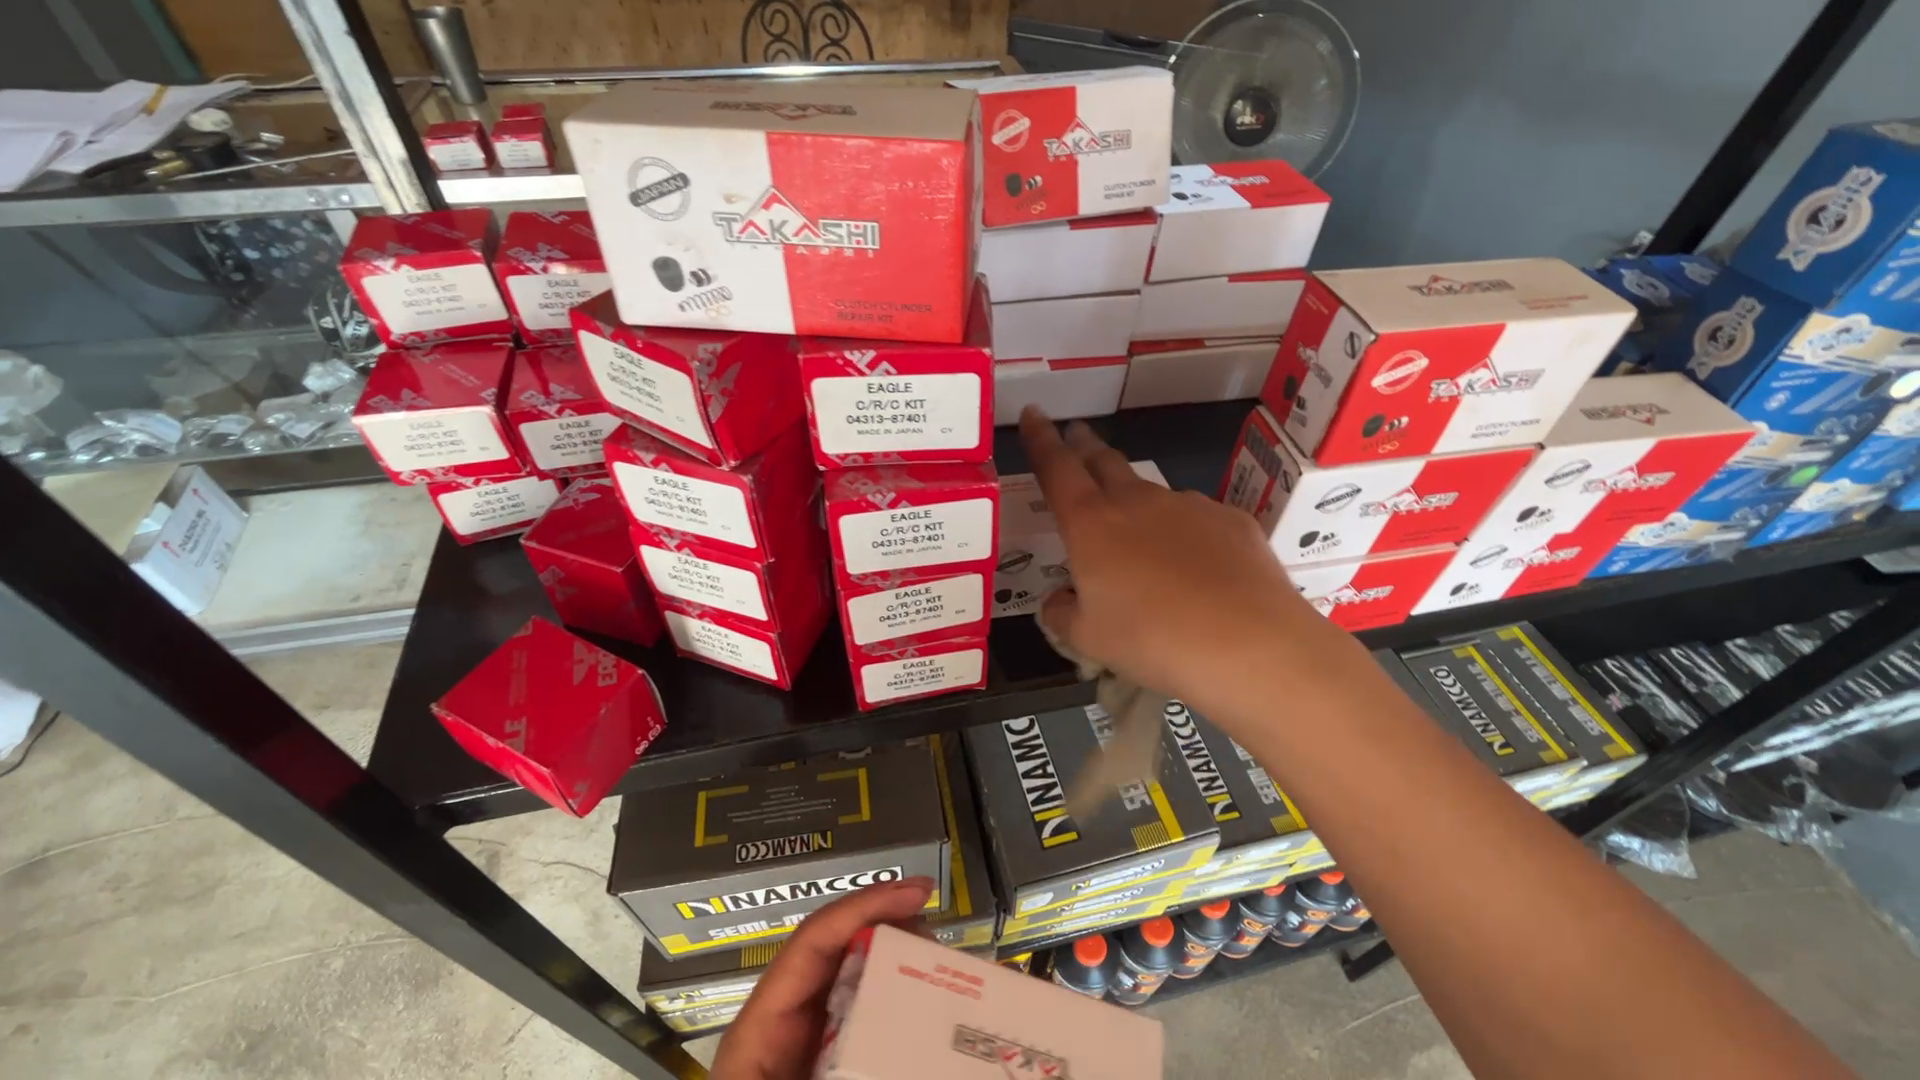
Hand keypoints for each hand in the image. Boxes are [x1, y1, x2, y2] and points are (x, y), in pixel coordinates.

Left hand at [710, 877, 936, 1079]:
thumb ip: (843, 1058)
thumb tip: (905, 1047)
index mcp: (762, 1029)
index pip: (812, 944)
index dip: (862, 908)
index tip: (918, 894)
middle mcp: (786, 1029)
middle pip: (840, 958)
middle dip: (893, 936)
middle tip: (948, 947)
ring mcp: (809, 1051)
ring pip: (858, 994)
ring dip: (902, 976)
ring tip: (953, 978)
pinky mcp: (835, 1064)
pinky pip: (868, 1031)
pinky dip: (901, 1020)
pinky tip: (935, 1030)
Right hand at [1019, 408, 1351, 715]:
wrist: (1248, 643)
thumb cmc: (1152, 640)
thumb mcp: (1088, 638)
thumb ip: (1063, 613)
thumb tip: (1058, 599)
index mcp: (1091, 524)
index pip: (1056, 468)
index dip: (1040, 440)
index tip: (1033, 413)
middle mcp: (1137, 502)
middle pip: (1103, 461)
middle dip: (1084, 446)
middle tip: (1076, 436)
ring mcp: (1188, 506)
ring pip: (1152, 493)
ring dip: (1135, 499)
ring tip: (1139, 532)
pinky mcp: (1231, 520)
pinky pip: (1196, 520)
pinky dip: (1184, 533)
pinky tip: (1196, 568)